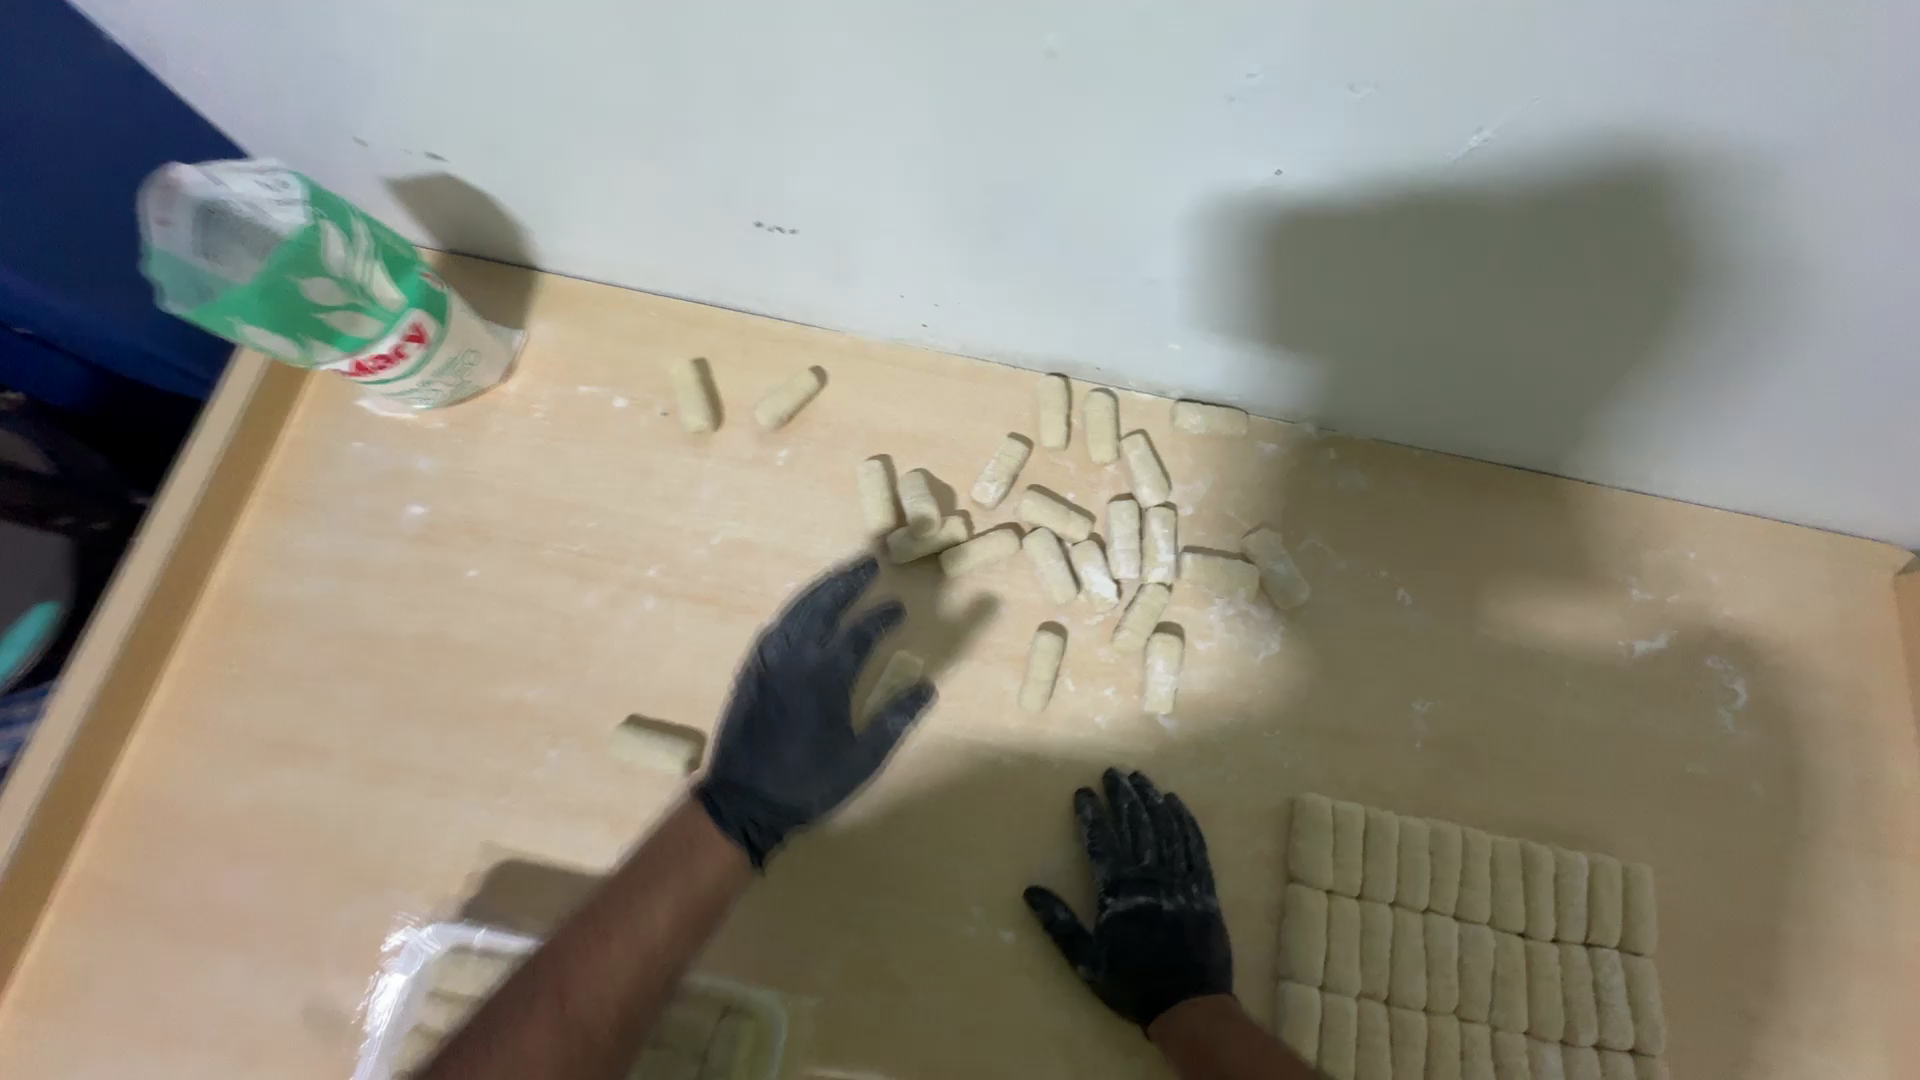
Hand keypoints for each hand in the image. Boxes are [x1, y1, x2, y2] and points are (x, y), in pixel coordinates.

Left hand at [695, 556, 933, 868]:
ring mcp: (769, 658)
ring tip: (842, 575)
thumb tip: (927, 688)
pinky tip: (805, 608)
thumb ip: (895, 721)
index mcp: (827, 676)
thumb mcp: (862, 760)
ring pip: (797, 609)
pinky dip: (796, 609)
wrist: (743, 800)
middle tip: (869, 564)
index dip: (882, 617)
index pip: (862, 632)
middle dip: (849, 582)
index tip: (898, 608)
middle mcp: (797, 656)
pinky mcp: (752, 667)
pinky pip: (777, 625)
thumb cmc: (808, 782)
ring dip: (822, 588)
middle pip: (825, 604)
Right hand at [1023, 769, 1232, 1029]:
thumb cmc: (1132, 983)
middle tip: (1113, 772)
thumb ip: (1059, 923)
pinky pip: (1194, 846)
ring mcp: (1180, 879)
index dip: (1091, 813)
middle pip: (1134, 825)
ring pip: (1164, 828)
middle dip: (1122, 796)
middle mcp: (1149, 877)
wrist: (1191, 1008)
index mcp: (1119, 892)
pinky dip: (1184, 821)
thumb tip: (1030, 890)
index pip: (1100, 840)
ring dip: (1151, 799)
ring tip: (1140, 777)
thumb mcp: (1086, 961)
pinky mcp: (1204, 887)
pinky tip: (1176, 803)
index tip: (1083, 791)